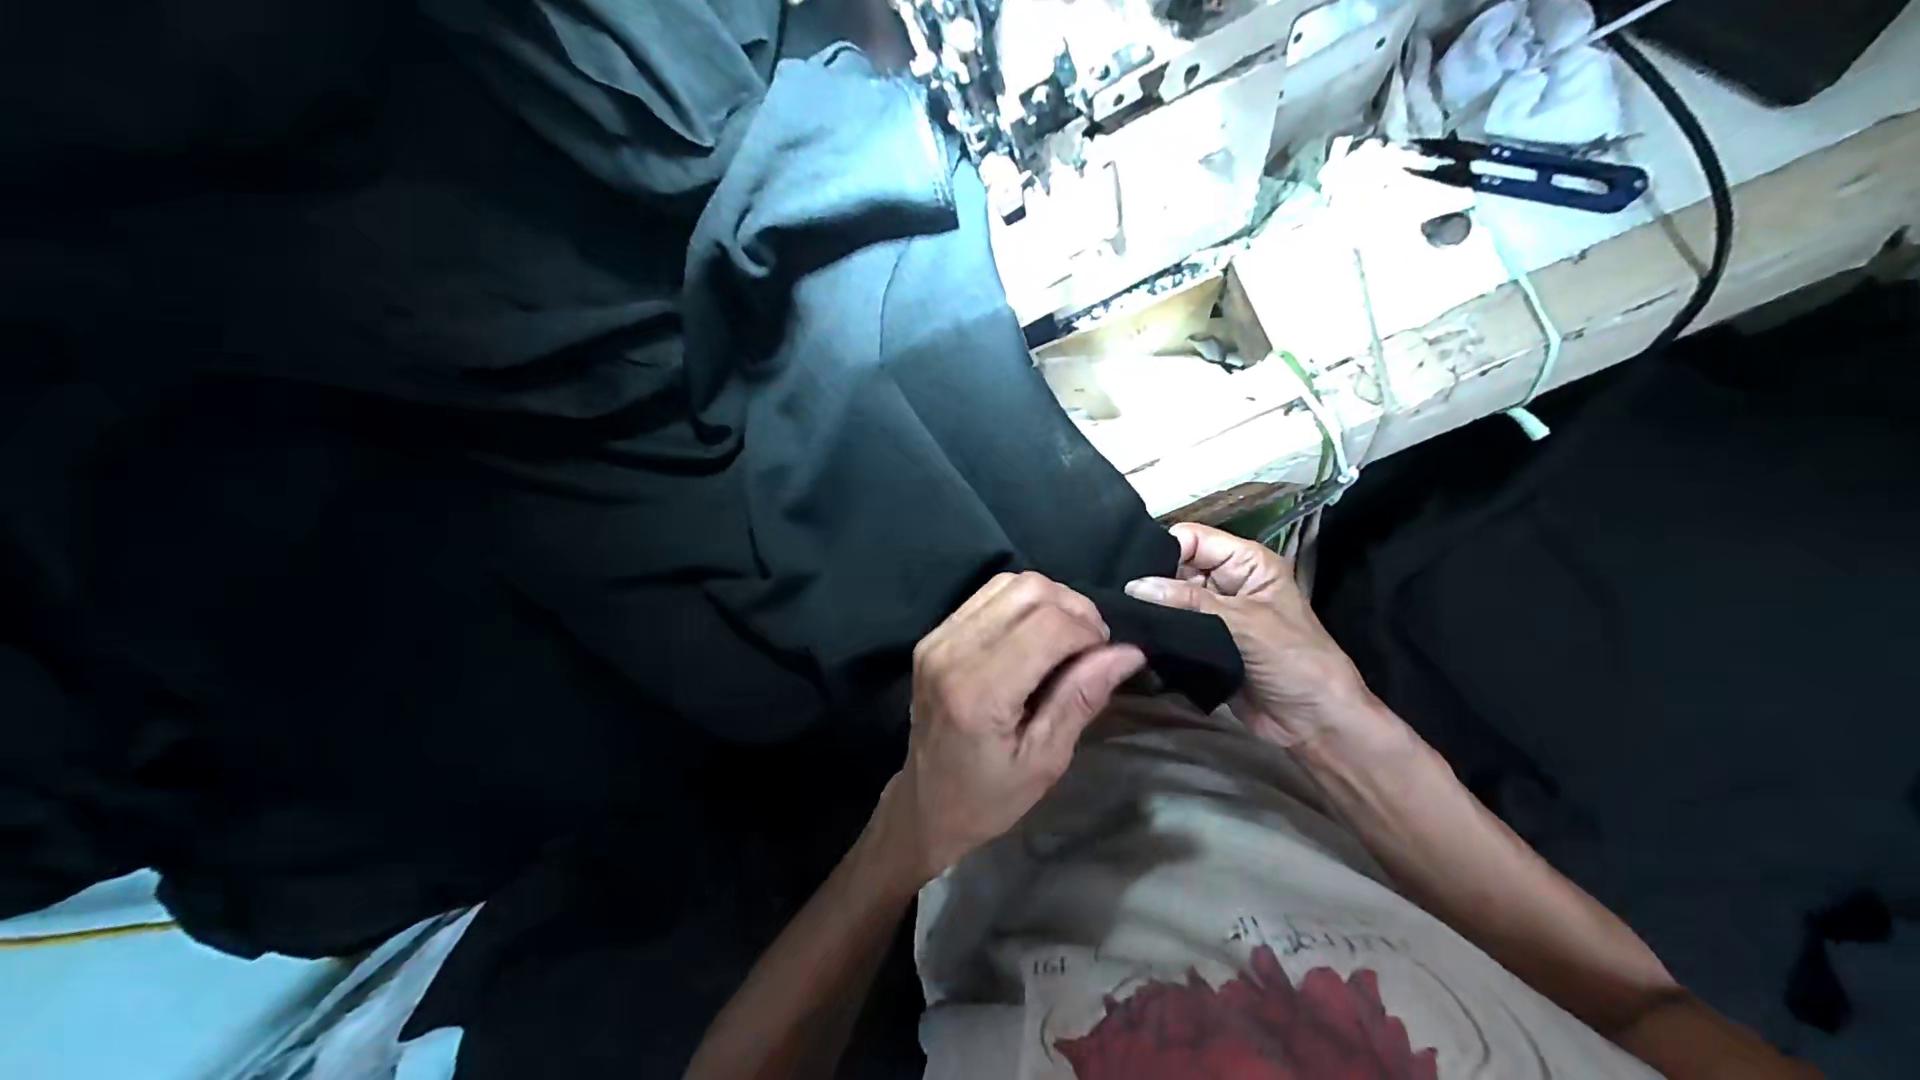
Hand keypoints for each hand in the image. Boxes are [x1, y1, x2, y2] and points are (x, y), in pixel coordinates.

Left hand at [882, 572, 1146, 883]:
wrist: (925, 804)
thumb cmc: (988, 796)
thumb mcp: (1045, 760)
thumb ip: (1081, 698)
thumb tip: (1129, 652)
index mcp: (979, 691)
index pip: (1049, 625)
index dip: (1090, 633)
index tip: (1104, 660)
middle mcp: (952, 651)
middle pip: (1031, 591)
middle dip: (1075, 611)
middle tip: (1090, 649)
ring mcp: (937, 638)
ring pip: (1010, 582)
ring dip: (1051, 602)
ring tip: (1066, 641)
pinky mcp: (933, 635)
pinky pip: (988, 593)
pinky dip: (1023, 604)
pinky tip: (1035, 636)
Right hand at [1124, 522, 1375, 747]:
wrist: (1313, 722)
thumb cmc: (1294, 662)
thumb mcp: (1246, 624)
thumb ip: (1190, 602)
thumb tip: (1134, 586)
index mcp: (1245, 563)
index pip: (1192, 539)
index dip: (1162, 548)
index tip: (1126, 566)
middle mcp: (1225, 582)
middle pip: (1174, 567)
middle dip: (1148, 579)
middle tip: (1114, 592)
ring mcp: (1211, 615)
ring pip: (1167, 599)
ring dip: (1147, 608)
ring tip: (1116, 613)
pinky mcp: (1200, 644)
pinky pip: (1169, 629)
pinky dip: (1152, 631)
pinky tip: (1128, 632)